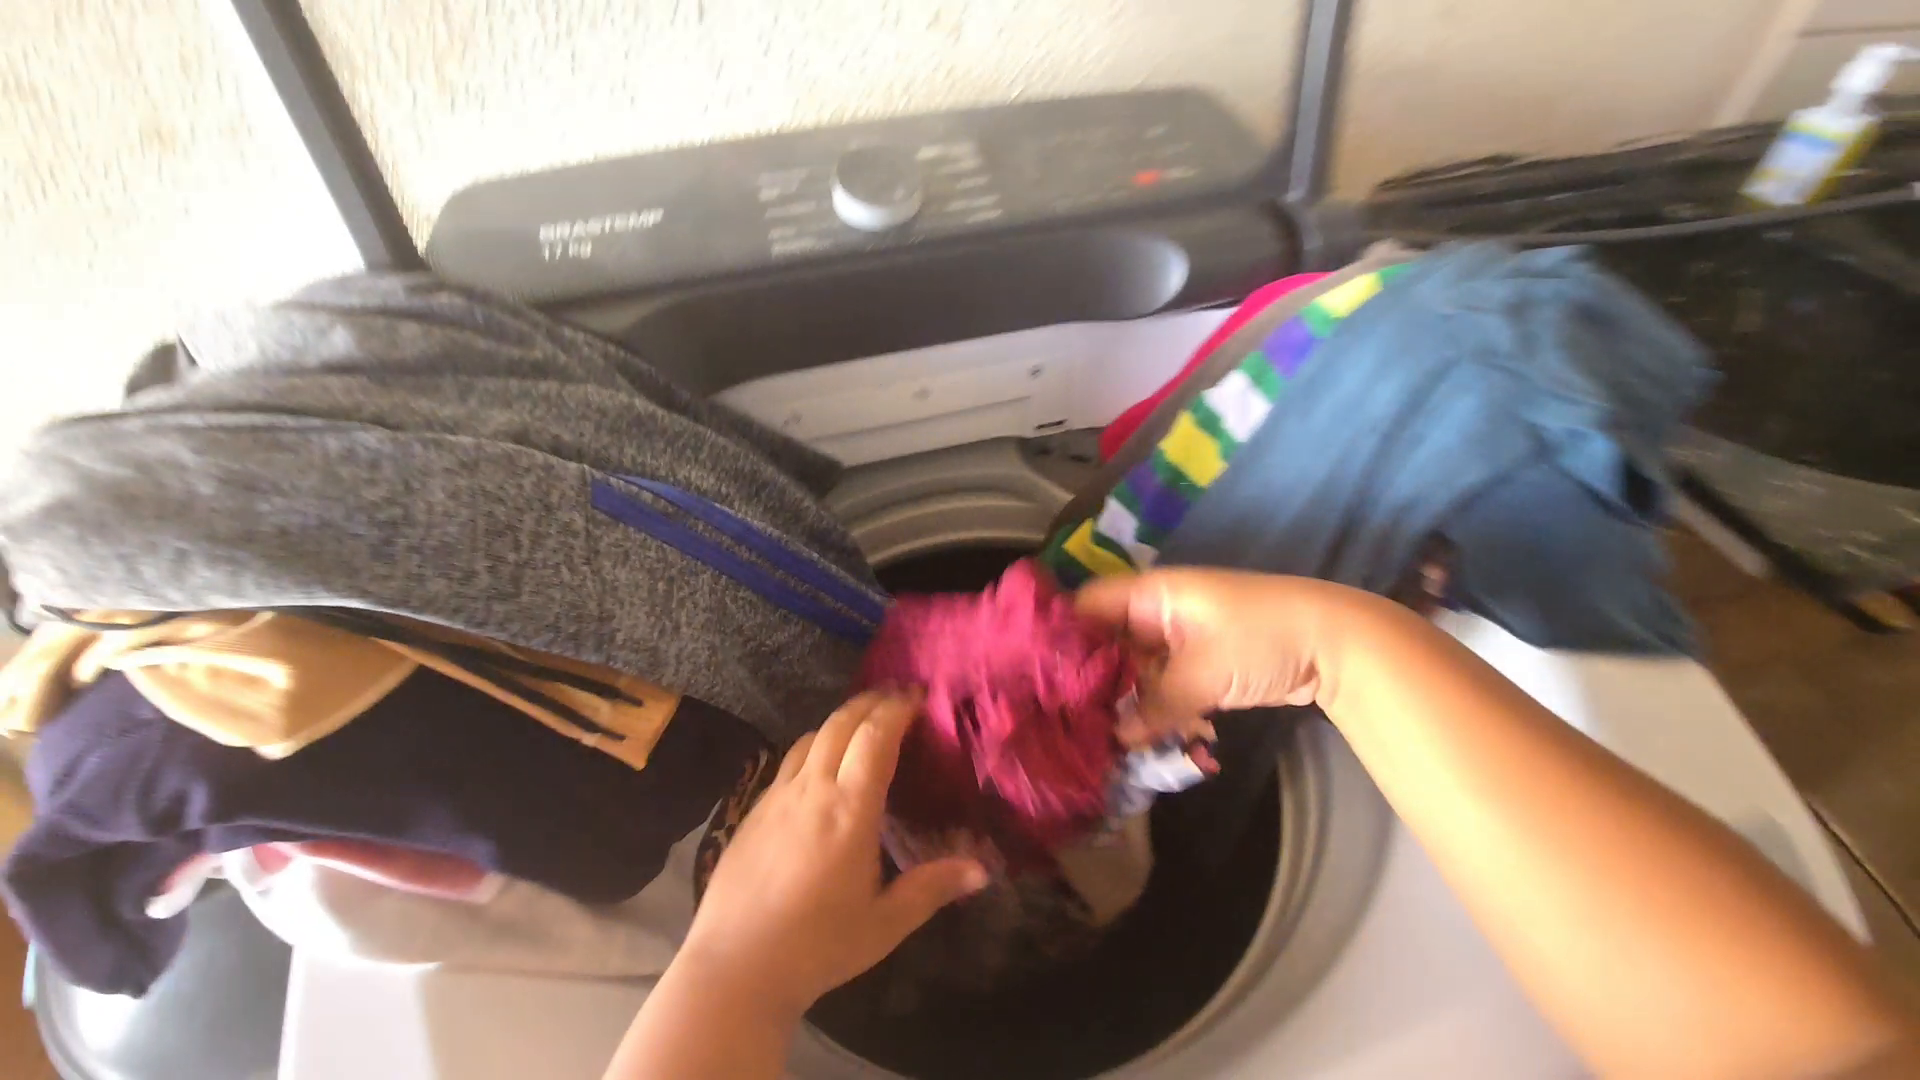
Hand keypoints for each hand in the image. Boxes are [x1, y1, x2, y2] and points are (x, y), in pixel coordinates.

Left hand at [676, 691, 988, 1017]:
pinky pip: (788, 760)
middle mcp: (811, 790)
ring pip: (810, 736)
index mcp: (849, 810)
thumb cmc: (817, 946)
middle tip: (897, 698)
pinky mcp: (752, 811)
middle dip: (871, 702)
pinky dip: (813, 744)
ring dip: (841, 719)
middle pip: (841, 723)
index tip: (918, 698)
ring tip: (863, 722)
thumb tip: (983, 870)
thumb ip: (932, 888)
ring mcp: (776, 797)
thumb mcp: (884, 924)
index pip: (875, 737)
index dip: (897, 709)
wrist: (734, 968)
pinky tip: (820, 765)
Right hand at [1077, 570, 1390, 743]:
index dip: (1059, 637)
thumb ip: (1155, 706)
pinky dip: (1150, 707)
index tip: (1035, 677)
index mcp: (1150, 596)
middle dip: (1086, 678)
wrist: (1336, 643)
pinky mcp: (1198, 665)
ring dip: (1119, 700)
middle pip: (1105, 642)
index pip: (1086, 608)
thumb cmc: (1260, 638)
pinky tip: (1134, 737)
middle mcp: (1156, 613)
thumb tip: (1116, 738)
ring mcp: (1178, 639)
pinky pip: (1160, 684)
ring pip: (1132, 668)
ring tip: (1090, 736)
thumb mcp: (1202, 674)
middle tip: (1058, 718)